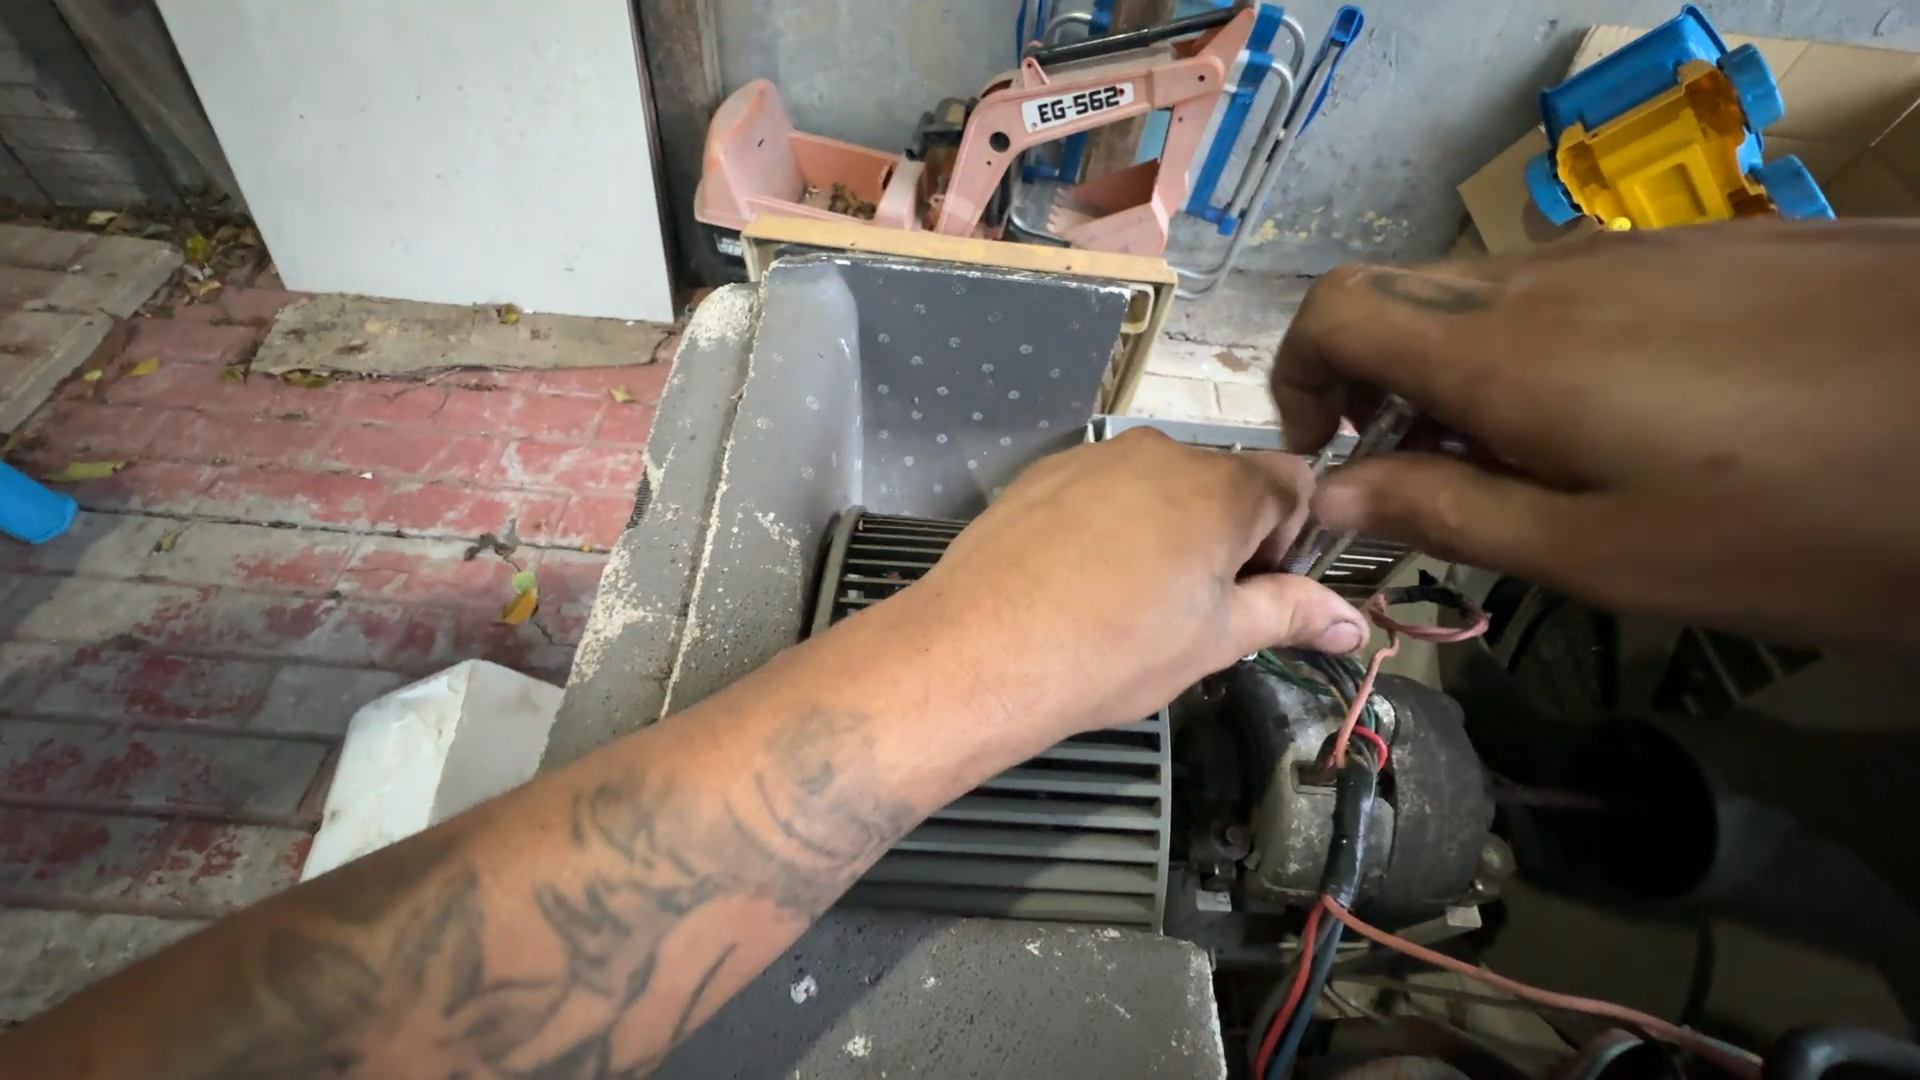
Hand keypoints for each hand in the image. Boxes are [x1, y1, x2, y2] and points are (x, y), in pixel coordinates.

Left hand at [893, 428, 1366, 741]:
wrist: (982, 648)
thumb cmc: (1115, 649)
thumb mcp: (1215, 639)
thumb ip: (1290, 614)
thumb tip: (1352, 621)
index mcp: (1220, 486)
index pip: (1295, 484)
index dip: (1289, 538)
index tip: (1256, 589)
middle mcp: (1159, 452)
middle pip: (1222, 482)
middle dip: (1224, 535)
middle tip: (1189, 604)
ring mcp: (1093, 457)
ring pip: (1157, 485)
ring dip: (1164, 528)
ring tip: (1124, 596)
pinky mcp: (1041, 472)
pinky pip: (1099, 488)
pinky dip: (1107, 521)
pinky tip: (1075, 576)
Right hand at [1271, 220, 1919, 646]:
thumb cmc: (1803, 519)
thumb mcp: (1592, 552)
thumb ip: (1439, 511)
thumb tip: (1330, 493)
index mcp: (1500, 352)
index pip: (1334, 310)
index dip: (1298, 373)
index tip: (1327, 449)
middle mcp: (1543, 279)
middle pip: (1395, 303)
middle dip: (1370, 388)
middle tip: (1422, 473)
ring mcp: (1626, 254)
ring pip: (1475, 301)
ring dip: (1450, 378)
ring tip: (1522, 460)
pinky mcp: (1697, 252)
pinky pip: (1560, 292)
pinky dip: (1527, 353)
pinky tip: (1611, 417)